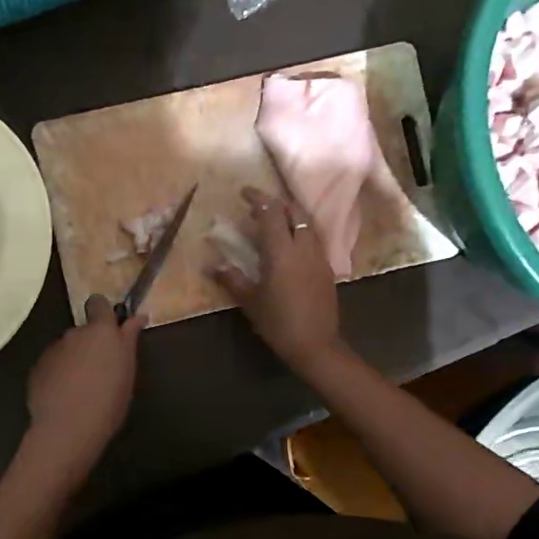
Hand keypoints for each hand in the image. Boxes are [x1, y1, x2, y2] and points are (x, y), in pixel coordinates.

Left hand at [25, 294, 142, 482]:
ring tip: (81, 389)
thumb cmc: (108, 401)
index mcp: (99, 331)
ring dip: (73, 361)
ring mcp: (51, 351)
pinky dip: (58, 375)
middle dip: (89, 345)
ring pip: (66, 350)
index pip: (98, 303)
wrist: (67, 428)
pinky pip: (52, 366)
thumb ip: (129, 339)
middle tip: (100, 371)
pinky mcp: (36, 369)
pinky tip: (64, 397)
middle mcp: (73, 334)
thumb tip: (137, 317)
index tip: (109, 330)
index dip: (103, 312)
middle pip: (82, 332)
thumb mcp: (127, 371)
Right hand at [210, 186, 346, 371]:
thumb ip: (232, 278)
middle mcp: (303, 248)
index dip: (258, 199)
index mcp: (281, 252)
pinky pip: (313, 239)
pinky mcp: (326, 268)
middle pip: (294, 212)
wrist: (315, 344)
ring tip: (274, 219)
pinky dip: (299, 231)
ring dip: (290, 215)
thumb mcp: (250, 300)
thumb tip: (212, 265)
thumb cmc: (277, 322)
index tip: (244, 193)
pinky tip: (289, 242)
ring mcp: (318, 257)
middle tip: (259, 203)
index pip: (271, 214)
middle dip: (277, 203)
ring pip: (307, 224)